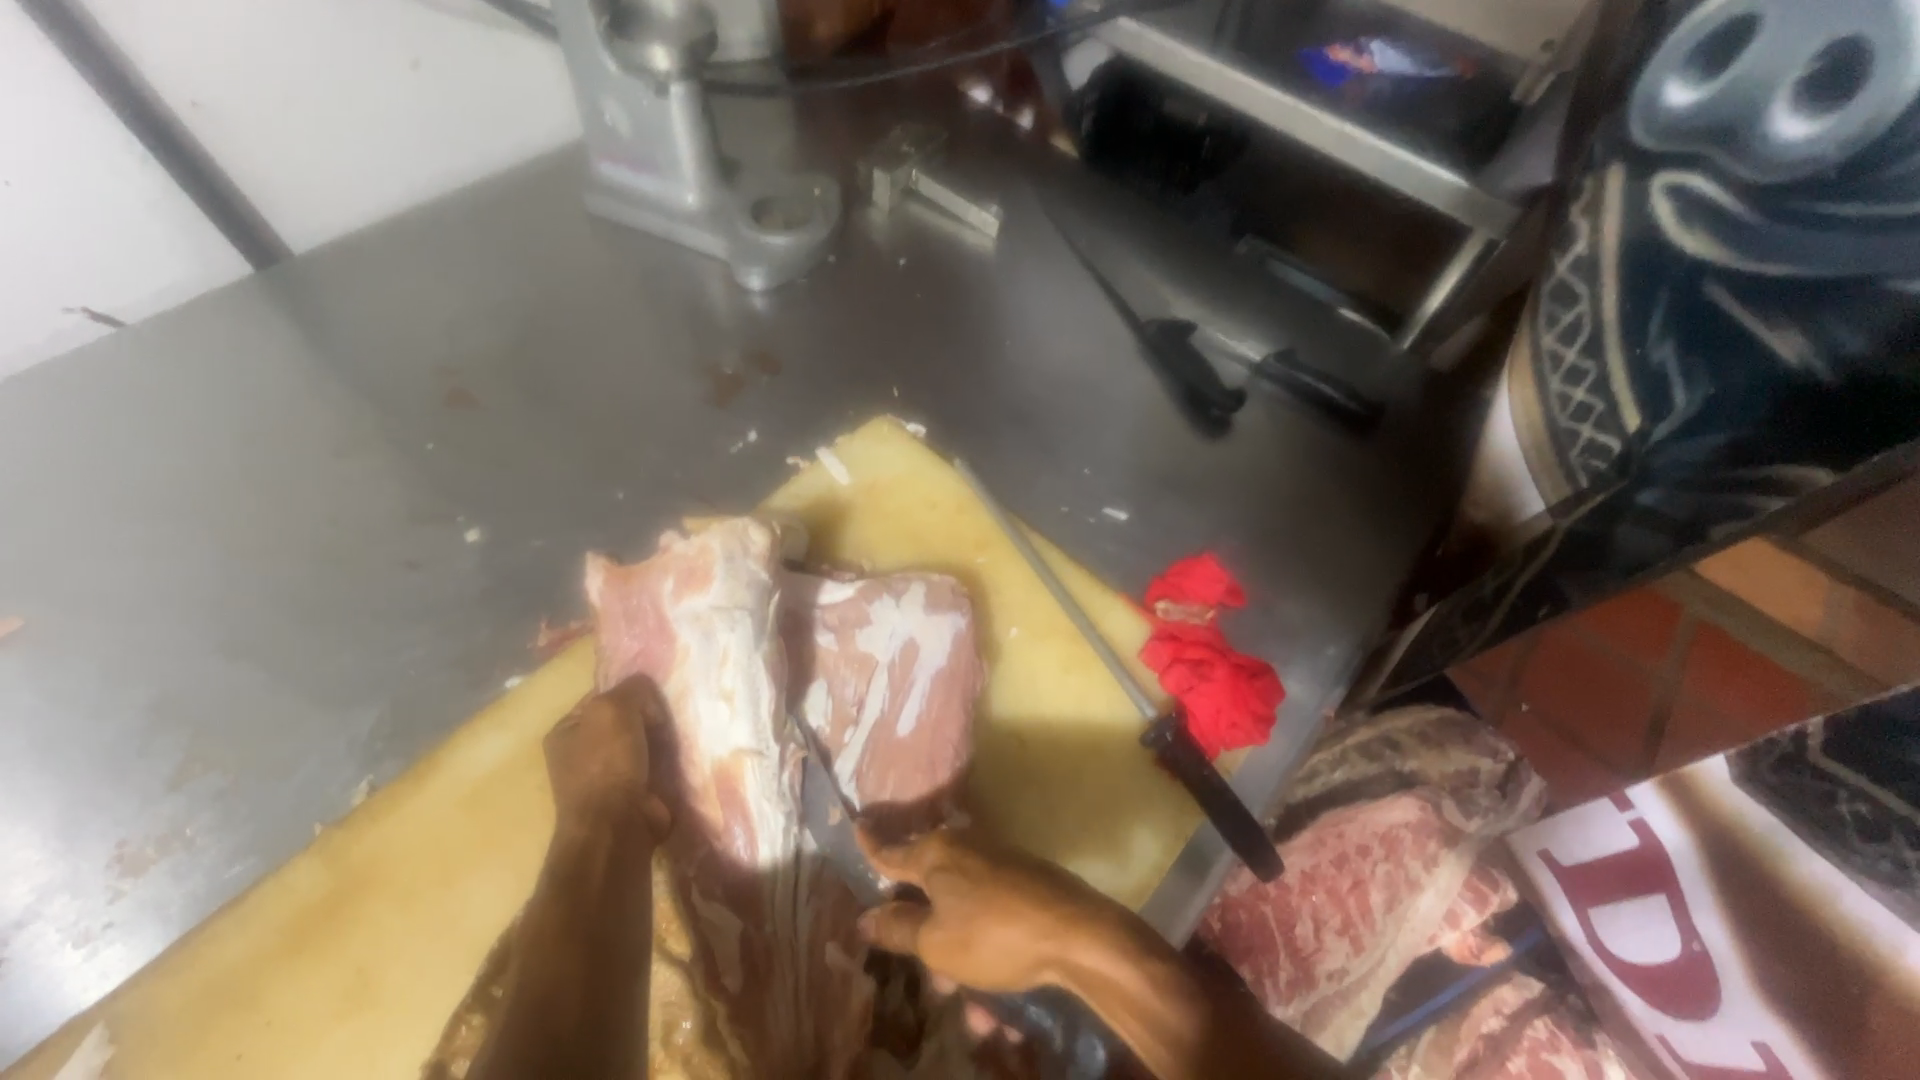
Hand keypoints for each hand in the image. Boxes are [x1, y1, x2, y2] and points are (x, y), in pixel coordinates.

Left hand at [544, 676, 671, 834]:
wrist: (618, 826)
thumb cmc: (606, 764)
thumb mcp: (614, 708)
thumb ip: (634, 689)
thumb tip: (651, 701)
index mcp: (566, 731)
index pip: (603, 697)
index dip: (630, 692)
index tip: (656, 696)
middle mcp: (582, 754)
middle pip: (627, 720)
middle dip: (650, 717)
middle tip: (671, 717)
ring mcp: (608, 777)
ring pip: (645, 743)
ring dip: (664, 740)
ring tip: (681, 735)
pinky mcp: (635, 795)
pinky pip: (657, 766)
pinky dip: (671, 762)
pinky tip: (684, 756)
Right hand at [856, 826, 1132, 997]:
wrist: (1079, 934)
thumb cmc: (994, 933)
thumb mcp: (936, 942)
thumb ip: (898, 928)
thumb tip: (864, 916)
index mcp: (936, 854)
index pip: (890, 850)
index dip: (870, 844)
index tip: (857, 823)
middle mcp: (964, 849)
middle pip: (929, 892)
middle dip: (926, 941)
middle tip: (933, 981)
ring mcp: (998, 866)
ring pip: (963, 919)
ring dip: (964, 967)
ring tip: (979, 1015)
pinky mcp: (1025, 886)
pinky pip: (992, 925)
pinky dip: (991, 962)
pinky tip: (1001, 1010)